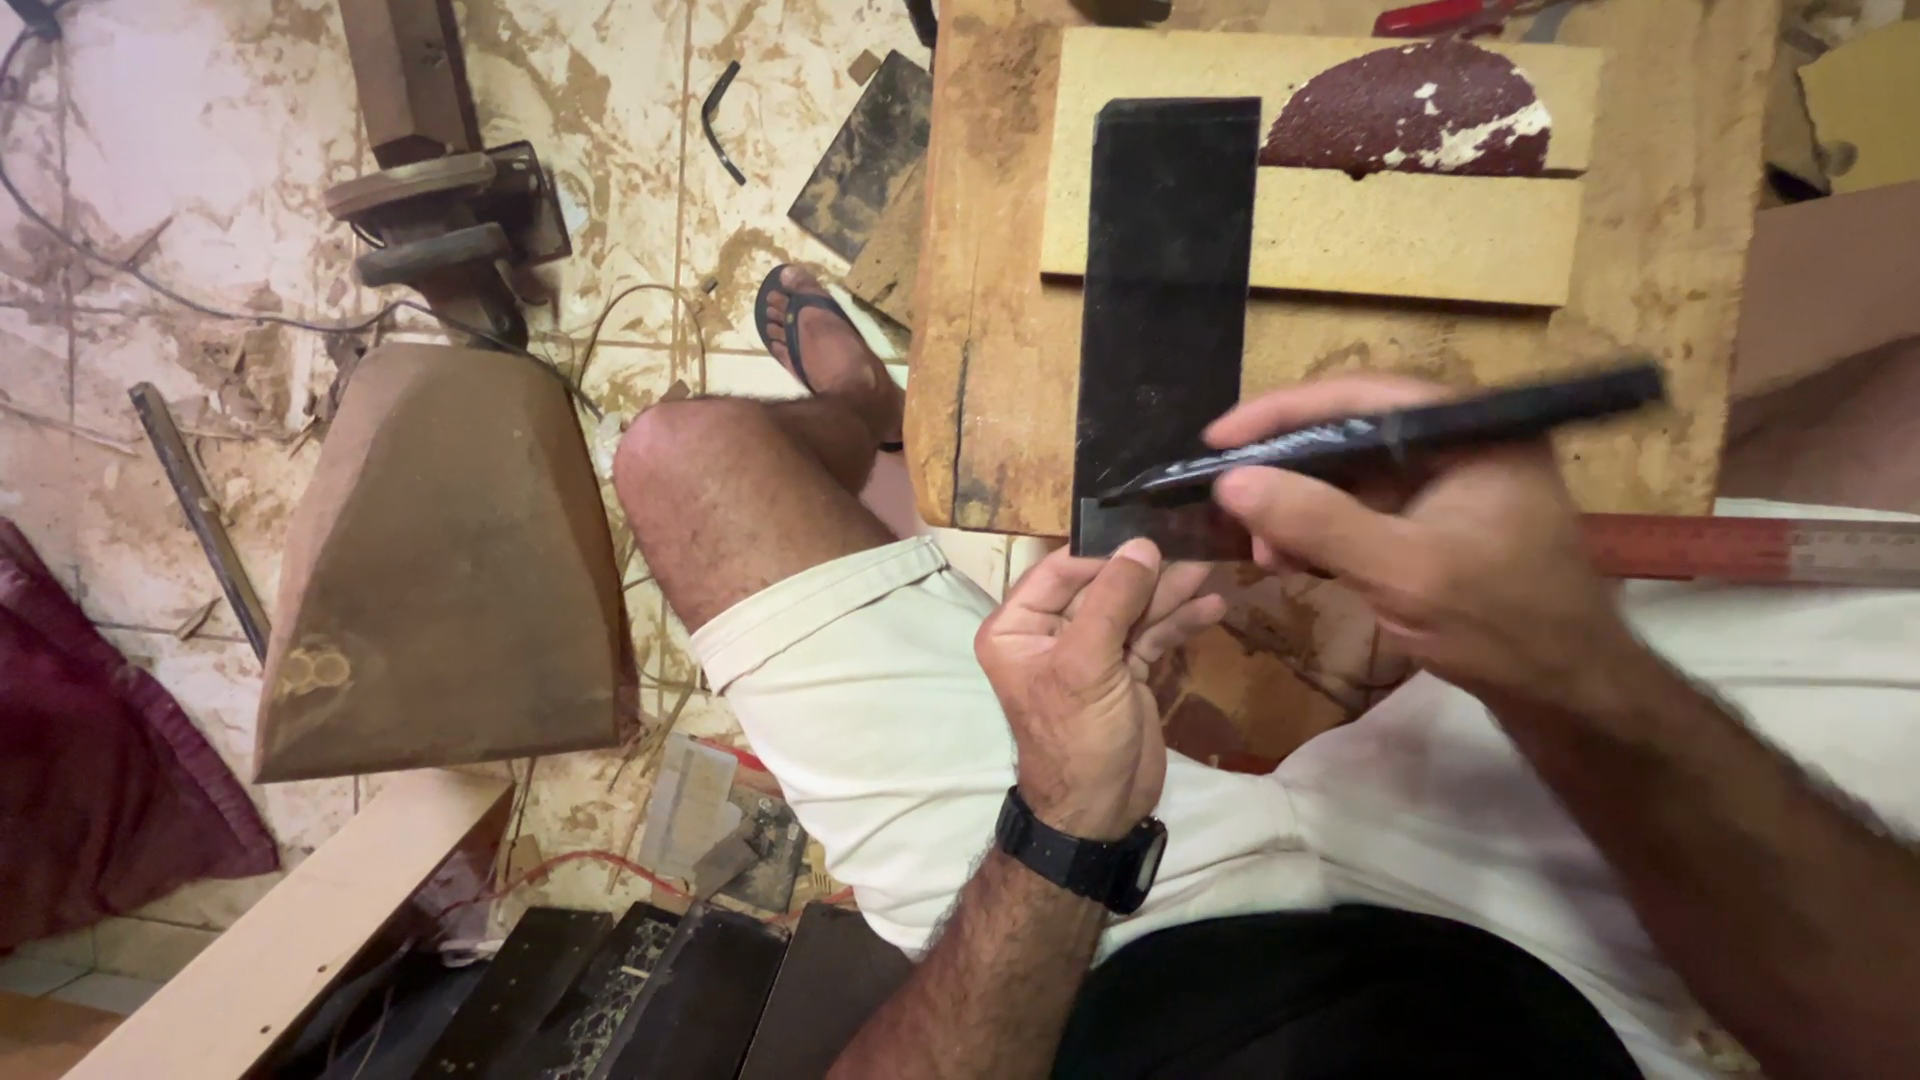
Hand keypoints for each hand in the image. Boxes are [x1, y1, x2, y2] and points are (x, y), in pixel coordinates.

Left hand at [974, 540, 1224, 840]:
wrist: (1100, 811)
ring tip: (1208, 569)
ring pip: (1131, 608)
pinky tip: (1212, 608)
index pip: (1057, 571)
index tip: (1146, 538)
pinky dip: (1178, 622)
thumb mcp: (1086, 665)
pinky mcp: (1125, 669)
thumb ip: (1111, 600)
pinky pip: (1150, 635)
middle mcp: (1050, 632)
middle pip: (1101, 586)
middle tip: (1189, 545)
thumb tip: (1141, 545)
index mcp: (1018, 627)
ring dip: (1169, 592)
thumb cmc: (1076, 736)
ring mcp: (1091, 651)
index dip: (1101, 554)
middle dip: (1145, 571)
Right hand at [1207, 375, 1641, 712]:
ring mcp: (1438, 481)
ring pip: (1339, 474)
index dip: (1279, 412)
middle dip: (1281, 472)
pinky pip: (1350, 508)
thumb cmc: (1499, 624)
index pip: (1358, 397)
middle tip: (1230, 501)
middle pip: (1342, 432)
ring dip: (1291, 507)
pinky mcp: (1422, 518)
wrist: (1561, 689)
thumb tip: (1231, 482)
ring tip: (1261, 548)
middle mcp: (1451, 442)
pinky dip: (1312, 530)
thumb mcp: (1401, 572)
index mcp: (1467, 431)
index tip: (1216, 440)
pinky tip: (1286, 557)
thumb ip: (1317, 522)